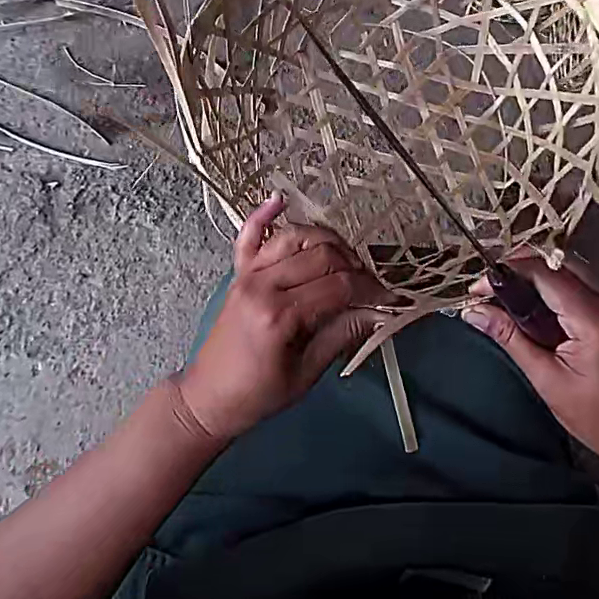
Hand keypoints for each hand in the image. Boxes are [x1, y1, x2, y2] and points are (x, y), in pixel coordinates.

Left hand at [175, 195, 388, 441]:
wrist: (207, 399)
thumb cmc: (258, 395)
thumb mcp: (306, 374)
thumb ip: (341, 336)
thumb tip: (379, 312)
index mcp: (280, 315)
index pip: (339, 287)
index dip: (370, 289)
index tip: (390, 299)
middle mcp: (263, 285)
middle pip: (322, 256)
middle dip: (355, 267)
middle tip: (370, 286)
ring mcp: (248, 274)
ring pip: (295, 237)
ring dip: (326, 241)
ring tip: (346, 260)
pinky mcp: (238, 272)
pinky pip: (249, 235)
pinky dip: (263, 215)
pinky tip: (279, 199)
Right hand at [464, 257, 598, 470]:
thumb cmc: (597, 418)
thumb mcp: (547, 379)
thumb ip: (510, 337)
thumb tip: (473, 312)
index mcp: (593, 318)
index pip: (544, 273)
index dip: (507, 272)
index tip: (478, 288)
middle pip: (556, 263)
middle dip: (518, 268)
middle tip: (489, 290)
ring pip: (567, 270)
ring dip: (534, 276)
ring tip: (504, 297)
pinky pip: (578, 285)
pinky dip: (550, 287)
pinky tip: (532, 307)